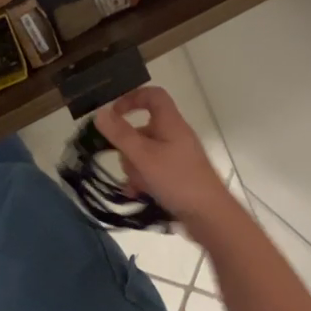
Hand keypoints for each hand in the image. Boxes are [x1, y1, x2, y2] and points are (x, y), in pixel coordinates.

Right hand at [95, 87, 234, 224]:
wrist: (209, 215)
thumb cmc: (178, 179)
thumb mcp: (144, 156)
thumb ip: (121, 134)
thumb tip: (100, 112)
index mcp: (170, 122)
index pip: (152, 95)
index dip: (132, 98)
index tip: (114, 114)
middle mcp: (174, 135)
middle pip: (143, 130)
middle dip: (129, 148)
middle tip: (126, 164)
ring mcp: (177, 156)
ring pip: (145, 153)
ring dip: (135, 168)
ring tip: (137, 185)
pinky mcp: (177, 175)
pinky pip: (153, 170)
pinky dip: (143, 179)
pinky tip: (137, 194)